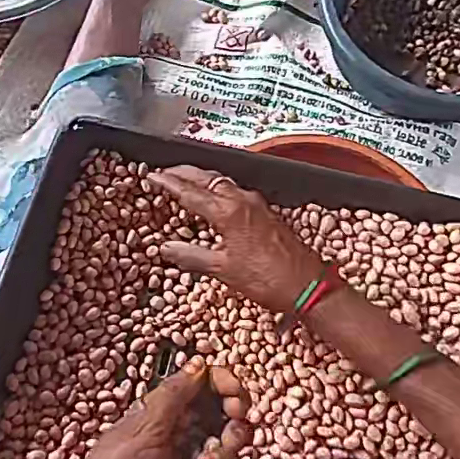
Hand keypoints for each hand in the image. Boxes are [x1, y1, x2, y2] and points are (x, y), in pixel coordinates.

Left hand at [67, 360, 252, 458]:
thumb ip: (174, 396)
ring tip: (223, 443)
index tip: (230, 384)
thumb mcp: (141, 429)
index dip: (217, 380)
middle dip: (232, 403)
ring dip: (233, 433)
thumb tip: (197, 364)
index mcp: (157, 411)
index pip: (196, 384)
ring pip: (228, 435)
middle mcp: (177, 432)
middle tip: (236, 408)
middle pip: (218, 406)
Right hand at [148, 165, 326, 312]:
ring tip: (185, 182)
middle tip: (165, 172)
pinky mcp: (266, 213)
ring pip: (222, 183)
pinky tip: (214, 200)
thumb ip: (191, 256)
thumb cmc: (268, 279)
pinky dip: (217, 190)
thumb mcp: (222, 270)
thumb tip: (165, 248)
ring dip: (201, 180)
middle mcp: (242, 201)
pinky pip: (235, 192)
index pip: (189, 191)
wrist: (309, 285)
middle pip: (206, 178)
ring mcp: (256, 205)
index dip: (167, 183)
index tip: (151, 176)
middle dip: (183, 173)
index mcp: (227, 211)